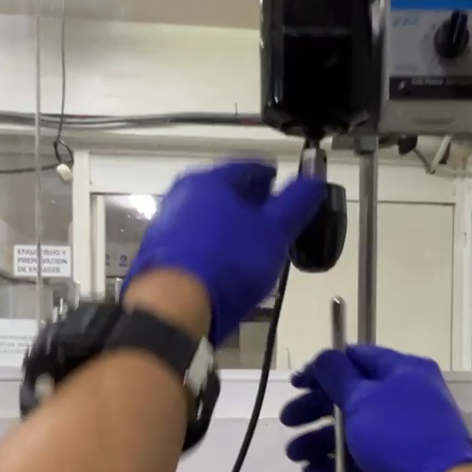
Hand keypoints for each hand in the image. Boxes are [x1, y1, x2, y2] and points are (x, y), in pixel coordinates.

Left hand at [123, 161, 326, 344]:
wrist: (176, 304)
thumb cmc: (230, 260)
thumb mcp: (274, 232)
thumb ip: (296, 204)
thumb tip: (313, 182)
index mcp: (210, 181)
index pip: (247, 167)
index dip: (268, 176)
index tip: (279, 183)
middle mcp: (181, 196)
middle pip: (223, 193)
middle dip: (247, 202)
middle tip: (268, 215)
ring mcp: (165, 226)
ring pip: (206, 218)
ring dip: (228, 226)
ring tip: (249, 243)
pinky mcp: (158, 256)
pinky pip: (194, 243)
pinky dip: (212, 247)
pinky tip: (224, 265)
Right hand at [281, 346, 471, 471]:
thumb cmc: (398, 435)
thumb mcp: (362, 399)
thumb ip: (337, 376)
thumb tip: (324, 357)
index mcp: (402, 371)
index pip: (356, 359)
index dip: (322, 369)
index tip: (296, 384)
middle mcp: (402, 396)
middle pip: (349, 395)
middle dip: (315, 408)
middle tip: (288, 420)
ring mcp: (398, 431)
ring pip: (351, 427)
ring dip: (319, 438)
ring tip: (294, 454)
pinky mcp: (392, 461)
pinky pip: (358, 454)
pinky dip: (335, 460)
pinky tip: (311, 470)